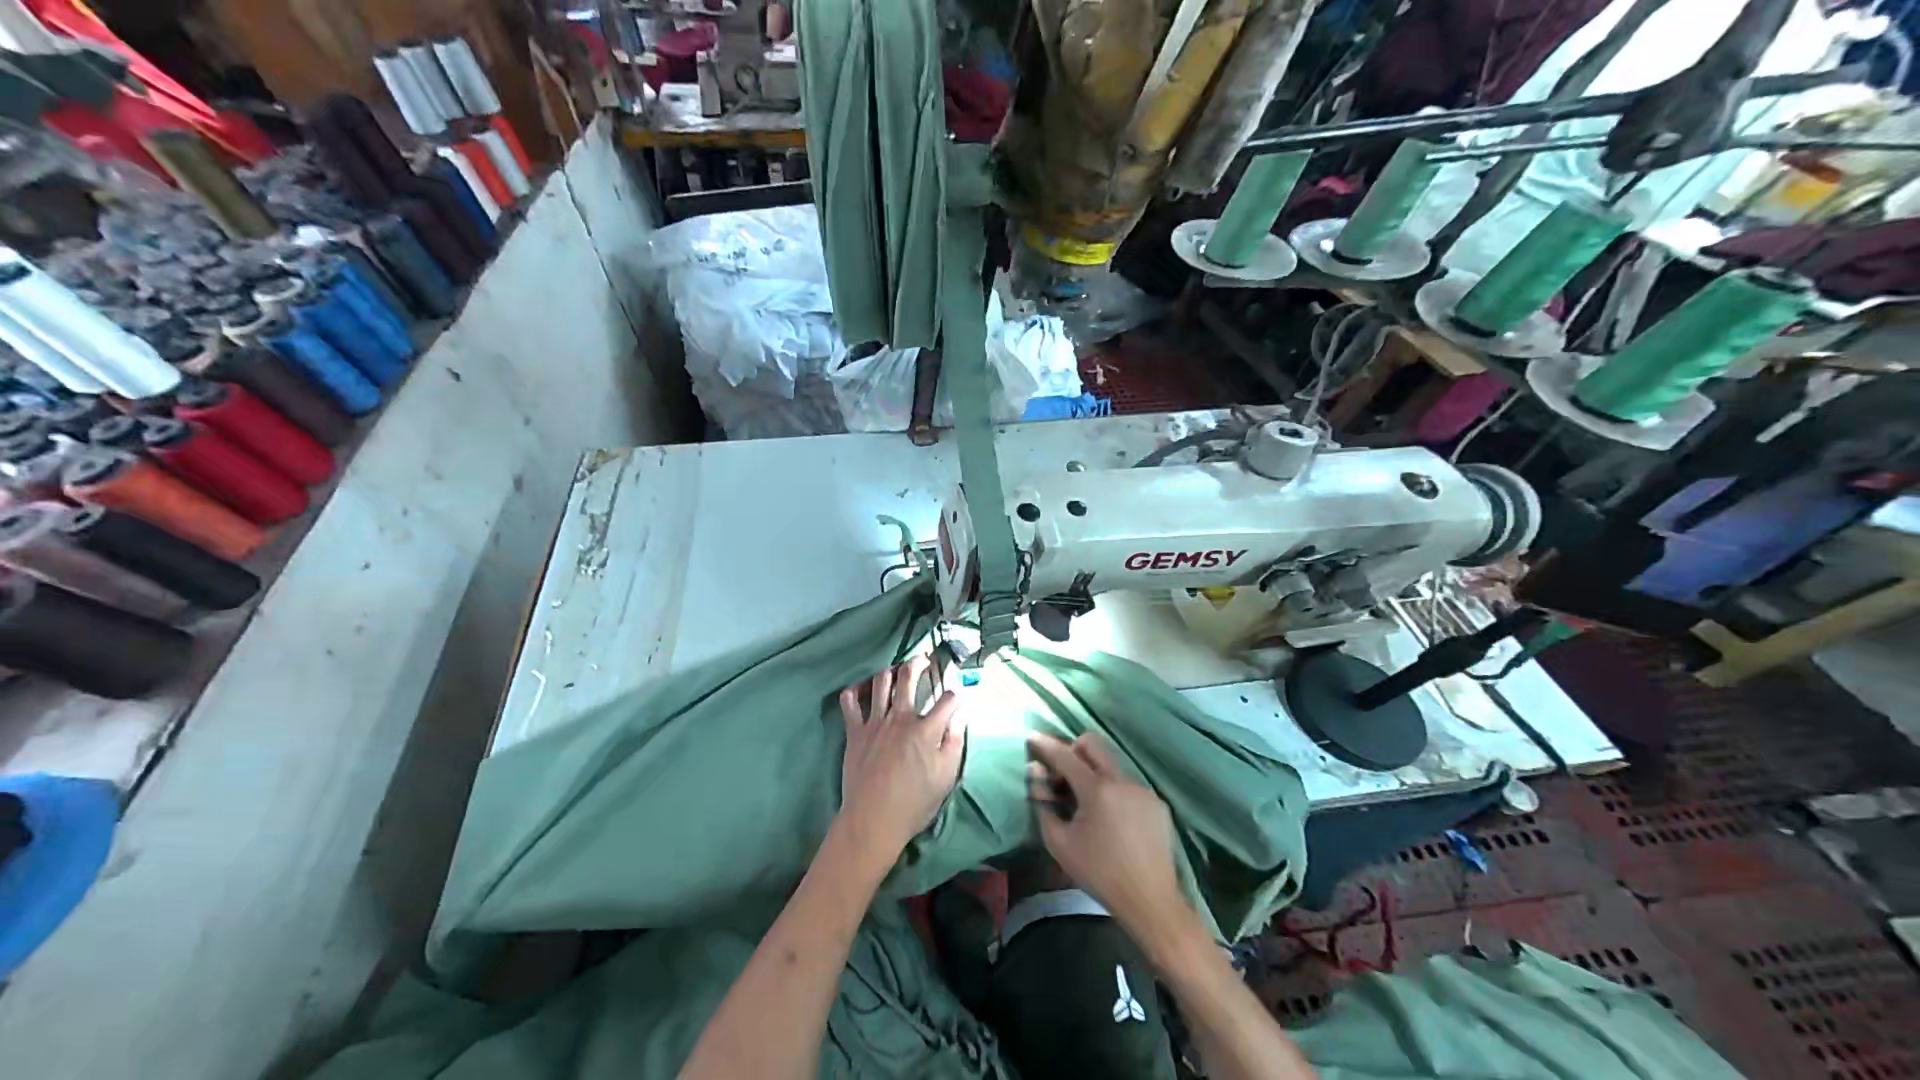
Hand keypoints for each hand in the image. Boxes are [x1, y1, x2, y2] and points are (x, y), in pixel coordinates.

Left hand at [835, 654, 964, 861]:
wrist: (873, 820)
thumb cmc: (915, 802)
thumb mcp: (947, 777)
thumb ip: (955, 743)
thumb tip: (959, 718)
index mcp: (927, 729)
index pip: (947, 699)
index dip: (955, 695)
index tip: (956, 697)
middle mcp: (901, 718)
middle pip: (909, 677)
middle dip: (918, 663)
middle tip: (923, 659)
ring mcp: (875, 722)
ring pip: (881, 682)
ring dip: (890, 670)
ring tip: (895, 669)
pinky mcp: (855, 731)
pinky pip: (850, 702)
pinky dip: (855, 690)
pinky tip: (861, 688)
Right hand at [1027, 733, 1189, 941]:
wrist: (1149, 901)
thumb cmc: (1098, 873)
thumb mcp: (1059, 842)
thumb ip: (1043, 802)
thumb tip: (1036, 773)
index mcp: (1097, 789)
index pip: (1066, 756)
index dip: (1046, 745)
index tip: (1032, 737)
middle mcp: (1123, 780)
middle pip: (1094, 745)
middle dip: (1074, 750)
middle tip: (1062, 775)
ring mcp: (1144, 790)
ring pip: (1112, 766)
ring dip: (1094, 775)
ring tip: (1087, 806)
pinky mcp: (1157, 804)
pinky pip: (1129, 786)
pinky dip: (1114, 792)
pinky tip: (1112, 821)